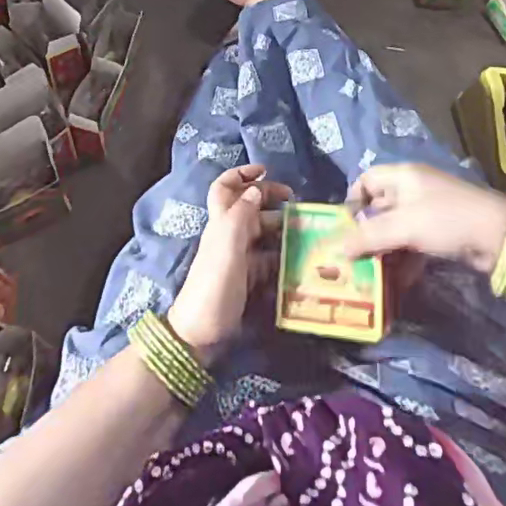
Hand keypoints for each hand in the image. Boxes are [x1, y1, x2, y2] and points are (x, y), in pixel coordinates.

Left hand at [167, 164, 289, 353]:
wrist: (200, 334)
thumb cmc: (213, 287)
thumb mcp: (227, 247)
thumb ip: (241, 215)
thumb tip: (256, 188)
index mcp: (222, 222)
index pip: (225, 187)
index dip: (241, 174)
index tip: (266, 171)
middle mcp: (229, 234)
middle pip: (250, 207)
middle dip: (272, 199)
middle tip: (297, 203)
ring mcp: (239, 256)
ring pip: (262, 232)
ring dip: (282, 227)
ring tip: (306, 231)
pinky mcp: (248, 277)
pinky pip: (268, 257)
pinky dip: (282, 254)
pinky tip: (299, 258)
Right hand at [336, 163, 505, 271]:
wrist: (500, 238)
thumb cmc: (446, 220)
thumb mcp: (403, 226)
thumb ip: (369, 237)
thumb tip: (336, 248)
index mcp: (403, 176)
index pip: (367, 180)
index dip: (352, 200)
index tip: (344, 227)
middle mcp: (413, 190)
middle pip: (379, 207)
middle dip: (365, 232)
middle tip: (351, 258)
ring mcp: (428, 212)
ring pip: (395, 230)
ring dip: (383, 251)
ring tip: (370, 274)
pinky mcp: (440, 234)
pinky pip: (412, 245)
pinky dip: (403, 261)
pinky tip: (396, 281)